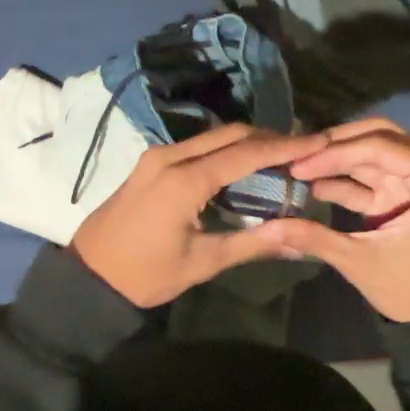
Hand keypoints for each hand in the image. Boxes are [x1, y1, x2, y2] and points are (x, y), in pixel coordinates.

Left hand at [72, 124, 328, 307]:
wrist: (89, 276)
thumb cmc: (145, 274)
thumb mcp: (201, 263)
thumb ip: (251, 244)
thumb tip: (299, 239)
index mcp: (184, 180)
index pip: (246, 153)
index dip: (286, 147)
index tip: (319, 141)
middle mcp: (169, 157)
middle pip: (230, 134)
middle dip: (270, 138)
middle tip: (306, 147)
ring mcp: (156, 157)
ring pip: (212, 137)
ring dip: (247, 141)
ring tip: (283, 154)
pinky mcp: (149, 164)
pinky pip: (196, 146)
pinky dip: (225, 149)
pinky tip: (244, 164)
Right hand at [262, 119, 409, 322]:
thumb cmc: (409, 288)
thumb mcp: (360, 261)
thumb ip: (314, 237)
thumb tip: (265, 228)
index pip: (380, 146)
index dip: (335, 152)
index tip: (298, 164)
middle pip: (379, 138)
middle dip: (336, 145)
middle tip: (297, 155)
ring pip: (372, 154)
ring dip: (337, 160)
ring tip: (297, 168)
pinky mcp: (405, 196)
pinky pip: (372, 177)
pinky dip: (344, 180)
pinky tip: (311, 185)